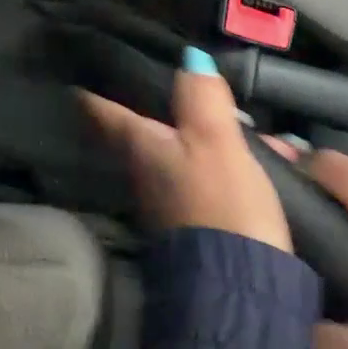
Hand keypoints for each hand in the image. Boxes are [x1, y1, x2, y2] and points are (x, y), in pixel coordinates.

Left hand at [78, 48, 292, 251]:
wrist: (243, 288)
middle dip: (175, 108)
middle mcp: (146, 172)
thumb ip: (201, 97)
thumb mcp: (214, 139)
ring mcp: (171, 200)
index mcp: (140, 146)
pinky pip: (215, 178)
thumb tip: (189, 60)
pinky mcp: (202, 223)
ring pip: (189, 152)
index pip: (106, 111)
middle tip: (196, 87)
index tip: (78, 77)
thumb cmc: (219, 203)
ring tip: (256, 128)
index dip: (93, 91)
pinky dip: (236, 164)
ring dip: (217, 136)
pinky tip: (269, 161)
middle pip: (152, 129)